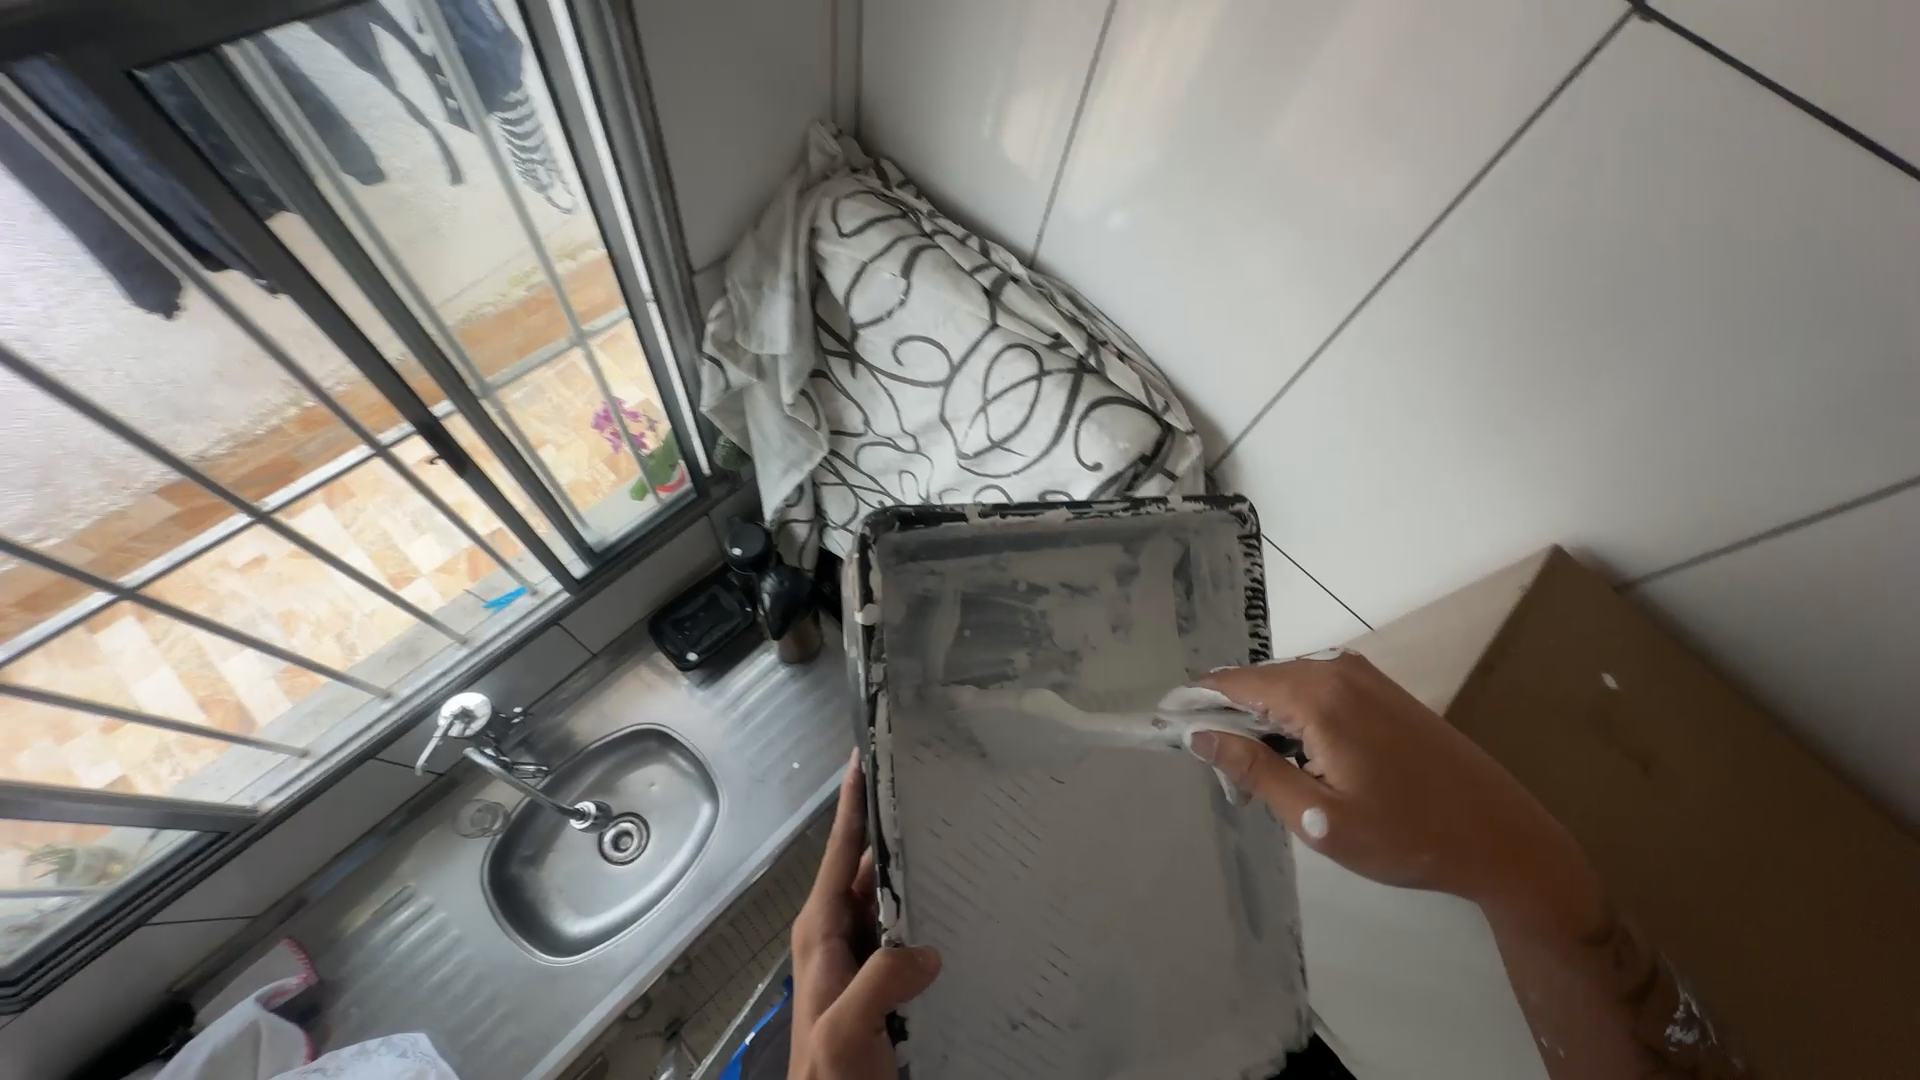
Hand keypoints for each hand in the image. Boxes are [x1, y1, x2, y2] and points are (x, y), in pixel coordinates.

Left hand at [789, 752, 941, 1079]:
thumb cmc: (830, 1075)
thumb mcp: (845, 1028)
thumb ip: (880, 981)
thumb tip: (929, 949)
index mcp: (822, 929)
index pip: (839, 852)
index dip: (851, 804)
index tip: (863, 757)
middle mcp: (839, 930)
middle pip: (868, 865)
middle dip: (896, 828)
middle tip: (936, 790)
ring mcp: (861, 952)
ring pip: (890, 894)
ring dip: (916, 868)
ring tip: (956, 833)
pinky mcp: (882, 974)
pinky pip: (906, 924)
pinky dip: (927, 905)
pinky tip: (957, 898)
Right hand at [1192, 651, 1604, 937]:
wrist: (1505, 840)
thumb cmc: (1406, 836)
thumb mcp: (1317, 816)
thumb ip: (1253, 769)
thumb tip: (1197, 736)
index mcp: (1317, 695)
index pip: (1231, 683)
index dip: (1194, 704)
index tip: (1169, 729)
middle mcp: (1336, 669)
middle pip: (1256, 682)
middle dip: (1232, 721)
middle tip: (1231, 778)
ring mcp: (1364, 675)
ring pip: (1286, 687)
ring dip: (1265, 723)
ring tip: (1271, 777)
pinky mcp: (1382, 689)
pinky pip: (1317, 691)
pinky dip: (1296, 718)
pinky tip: (1308, 761)